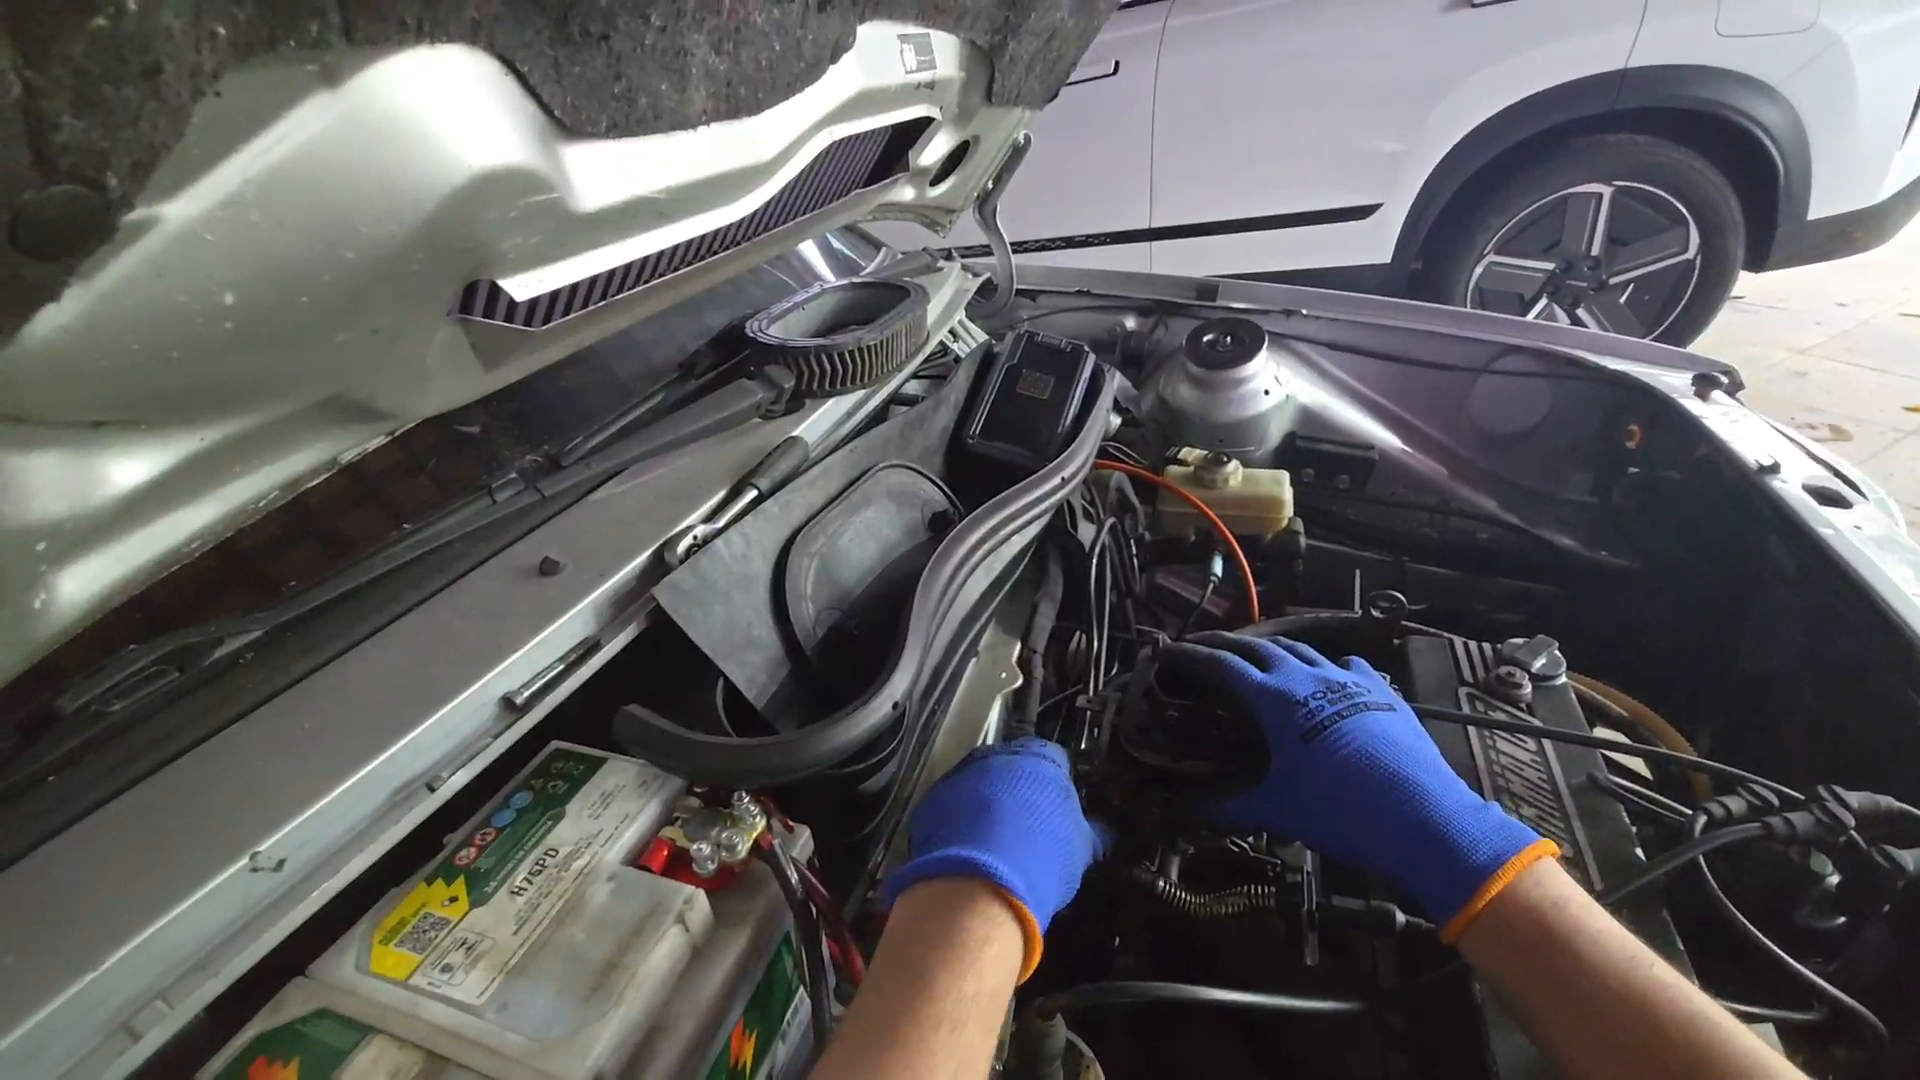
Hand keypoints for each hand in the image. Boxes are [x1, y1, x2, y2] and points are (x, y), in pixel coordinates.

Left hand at [881, 738, 1101, 979]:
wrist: (979, 885)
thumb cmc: (1043, 857)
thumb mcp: (1082, 848)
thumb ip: (1091, 832)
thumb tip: (1103, 831)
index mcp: (1039, 757)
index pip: (1053, 758)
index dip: (1055, 785)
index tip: (1056, 810)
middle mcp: (996, 755)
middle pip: (1010, 767)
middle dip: (1017, 791)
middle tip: (1025, 827)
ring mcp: (958, 776)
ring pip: (976, 785)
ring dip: (983, 806)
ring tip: (992, 846)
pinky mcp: (929, 802)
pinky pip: (948, 808)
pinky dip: (956, 824)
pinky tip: (965, 854)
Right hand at [1156, 633, 1556, 939]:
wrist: (1423, 816)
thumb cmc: (1338, 811)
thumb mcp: (1277, 810)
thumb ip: (1227, 808)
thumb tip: (1181, 814)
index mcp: (1273, 699)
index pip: (1220, 665)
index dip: (1190, 655)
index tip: (1169, 651)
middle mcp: (1305, 677)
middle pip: (1256, 645)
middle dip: (1225, 642)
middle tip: (1204, 645)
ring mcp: (1346, 679)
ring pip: (1300, 649)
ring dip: (1272, 648)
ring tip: (1256, 655)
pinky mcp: (1380, 690)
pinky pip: (1345, 664)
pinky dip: (1325, 665)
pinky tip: (1327, 675)